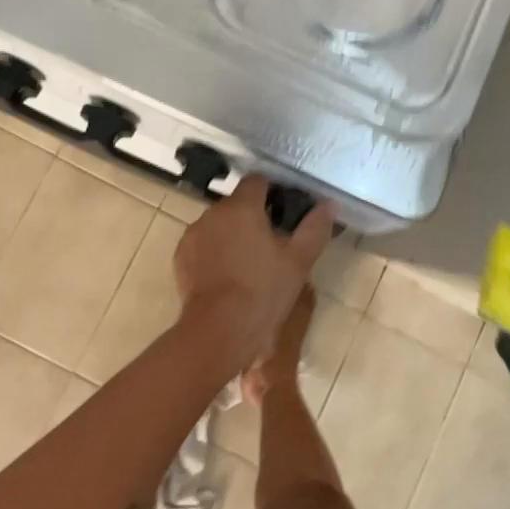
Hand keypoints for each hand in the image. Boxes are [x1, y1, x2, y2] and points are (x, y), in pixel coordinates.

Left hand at [172, 177, 333, 374]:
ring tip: (248, 263)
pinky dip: (214, 252)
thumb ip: (314, 227)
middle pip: (236, 204)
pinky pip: (202, 244)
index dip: (272, 191)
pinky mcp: (181, 256)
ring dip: (231, 234)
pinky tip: (226, 276)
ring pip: (218, 225)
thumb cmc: (264, 291)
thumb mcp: (298, 260)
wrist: (221, 327)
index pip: (257, 181)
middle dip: (252, 217)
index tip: (284, 210)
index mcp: (242, 207)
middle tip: (271, 244)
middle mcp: (213, 212)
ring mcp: (193, 234)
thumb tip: (328, 204)